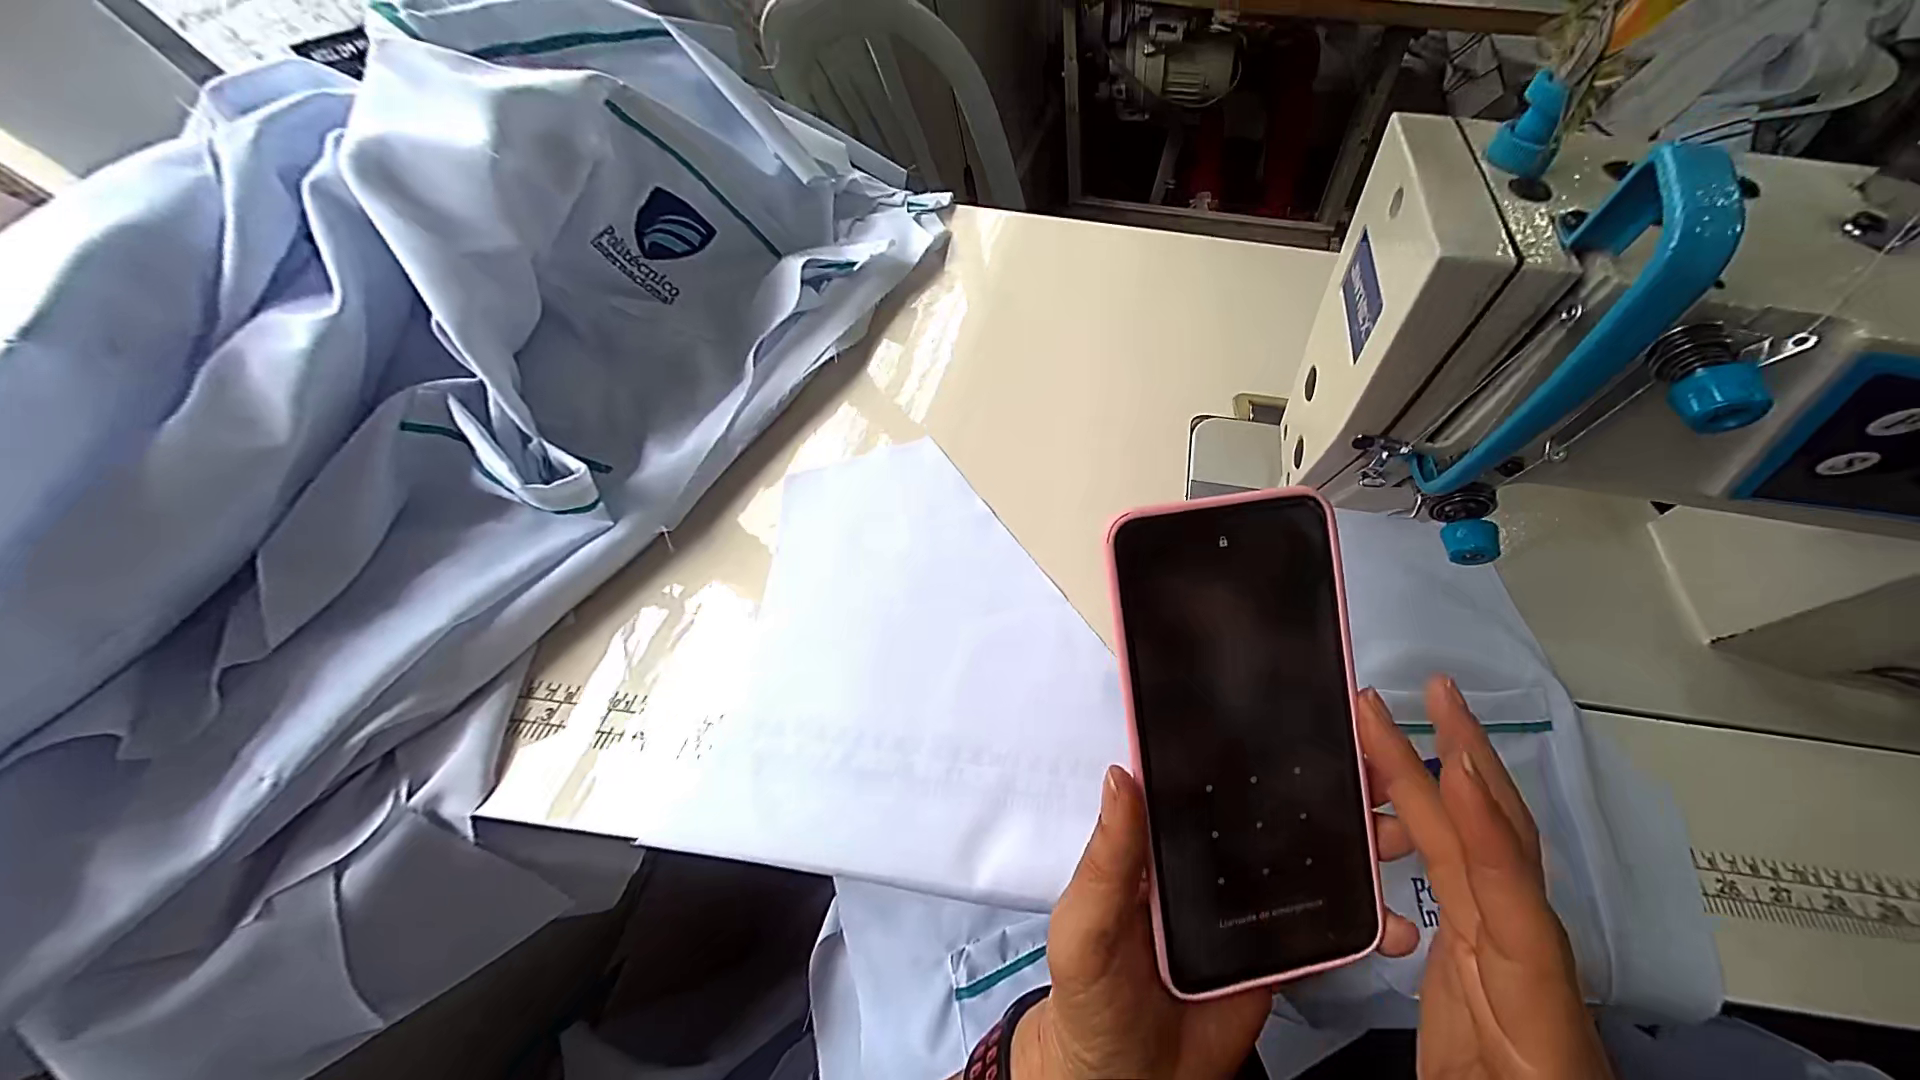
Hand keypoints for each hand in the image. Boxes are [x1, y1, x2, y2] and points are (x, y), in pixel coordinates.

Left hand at [1010, 765, 1419, 1079]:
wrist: (1128, 1079)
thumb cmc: (1092, 993)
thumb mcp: (1087, 923)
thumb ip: (1107, 859)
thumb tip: (1121, 777)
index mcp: (1159, 843)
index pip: (1202, 783)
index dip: (1242, 752)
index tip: (1289, 724)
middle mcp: (1207, 862)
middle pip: (1265, 814)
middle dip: (1316, 790)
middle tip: (1369, 769)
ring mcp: (1246, 907)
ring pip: (1304, 862)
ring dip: (1351, 843)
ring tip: (1394, 827)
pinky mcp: (1276, 954)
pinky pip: (1325, 931)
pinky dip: (1364, 922)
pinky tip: (1392, 919)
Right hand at [1358, 676, 1613, 1079]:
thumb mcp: (1474, 1078)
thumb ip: (1456, 1029)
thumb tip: (1412, 972)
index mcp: (1532, 991)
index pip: (1509, 895)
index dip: (1481, 826)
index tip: (1452, 762)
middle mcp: (1524, 951)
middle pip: (1494, 838)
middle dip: (1465, 756)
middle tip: (1433, 692)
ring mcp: (1502, 940)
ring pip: (1470, 838)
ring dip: (1431, 772)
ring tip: (1386, 726)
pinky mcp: (1475, 941)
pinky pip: (1453, 861)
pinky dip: (1424, 813)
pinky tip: (1392, 792)